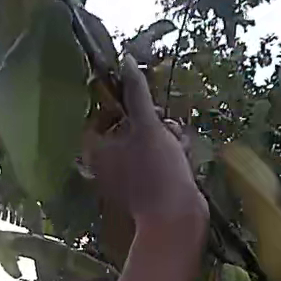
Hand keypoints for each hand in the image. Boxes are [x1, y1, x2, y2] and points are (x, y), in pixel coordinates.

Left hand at [83, 56, 207, 242]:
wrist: (176, 220)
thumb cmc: (157, 172)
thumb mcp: (148, 126)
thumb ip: (137, 93)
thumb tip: (126, 60)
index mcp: (96, 150)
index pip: (103, 114)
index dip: (125, 105)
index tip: (146, 104)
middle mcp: (106, 165)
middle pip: (129, 128)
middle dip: (154, 123)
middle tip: (167, 128)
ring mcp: (127, 179)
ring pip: (148, 143)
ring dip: (167, 138)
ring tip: (179, 147)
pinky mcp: (148, 189)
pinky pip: (158, 162)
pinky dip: (171, 157)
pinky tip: (184, 160)